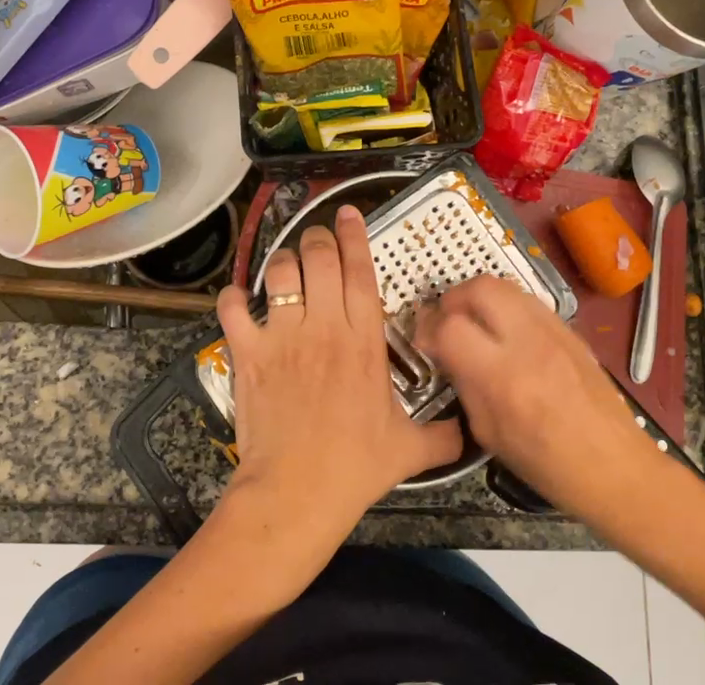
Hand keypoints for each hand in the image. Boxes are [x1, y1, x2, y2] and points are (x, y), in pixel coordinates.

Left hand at [214, 206, 462, 530]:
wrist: (297, 492)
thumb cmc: (355, 468)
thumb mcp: (411, 450)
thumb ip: (444, 436)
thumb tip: (471, 433)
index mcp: (364, 341)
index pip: (360, 270)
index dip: (354, 235)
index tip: (348, 213)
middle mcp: (324, 327)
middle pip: (319, 259)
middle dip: (316, 238)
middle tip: (316, 239)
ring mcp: (284, 337)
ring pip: (280, 273)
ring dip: (281, 262)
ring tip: (285, 266)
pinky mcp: (248, 352)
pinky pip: (234, 309)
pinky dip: (233, 298)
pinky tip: (238, 300)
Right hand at [416, 276, 669, 518]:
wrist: (617, 468)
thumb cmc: (548, 465)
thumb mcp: (489, 433)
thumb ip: (465, 384)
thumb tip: (446, 353)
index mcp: (503, 377)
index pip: (451, 326)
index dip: (429, 329)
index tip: (425, 342)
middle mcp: (528, 343)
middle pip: (480, 287)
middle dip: (454, 298)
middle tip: (448, 320)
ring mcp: (554, 331)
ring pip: (506, 286)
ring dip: (481, 298)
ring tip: (476, 324)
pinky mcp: (571, 331)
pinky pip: (529, 301)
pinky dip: (507, 308)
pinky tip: (506, 334)